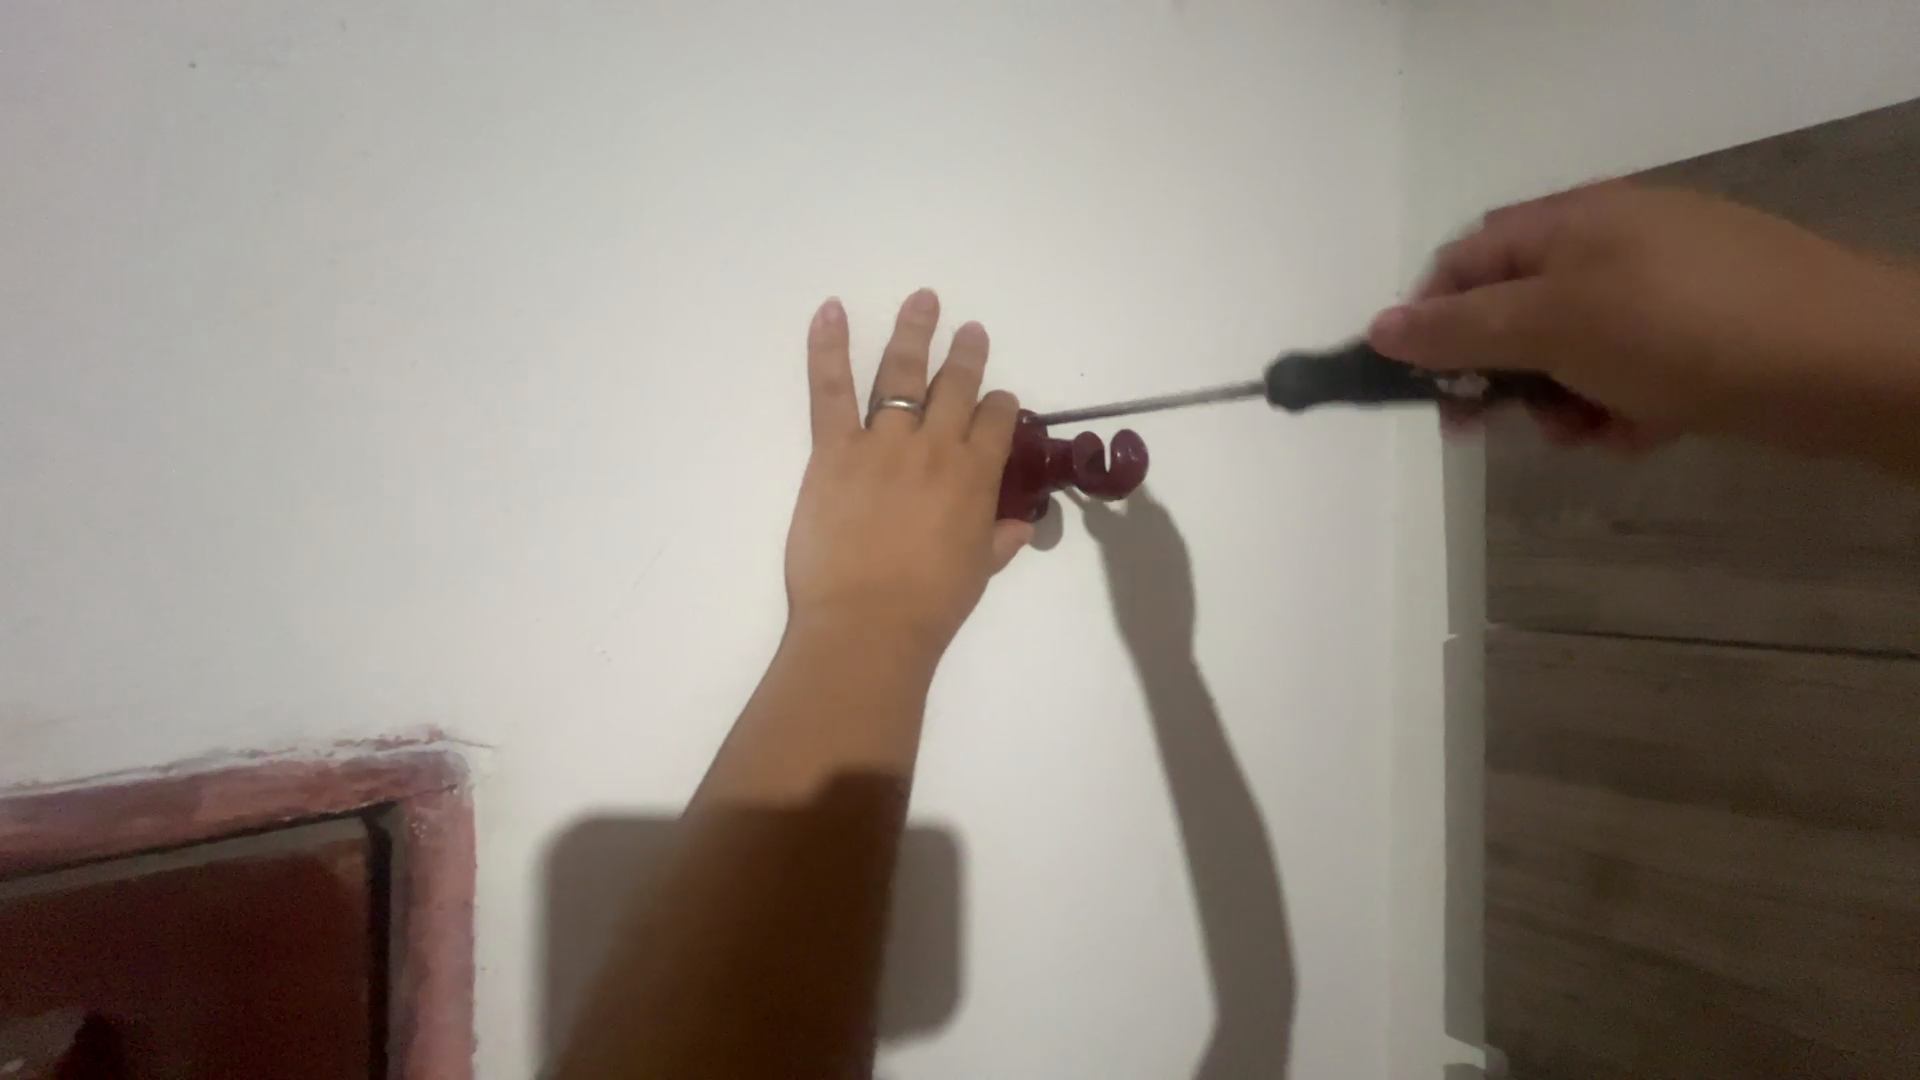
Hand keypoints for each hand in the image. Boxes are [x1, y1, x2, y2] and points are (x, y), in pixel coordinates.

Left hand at [784, 289, 1032, 661]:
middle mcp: (937, 447)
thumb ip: (1001, 541)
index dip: (1001, 405)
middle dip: (968, 355)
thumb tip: (1023, 527)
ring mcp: (884, 442)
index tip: (999, 400)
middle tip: (972, 331)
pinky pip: (832, 389)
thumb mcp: (978, 572)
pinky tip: (830, 310)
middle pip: (957, 386)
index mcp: (976, 476)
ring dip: (916, 332)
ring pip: (903, 373)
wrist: (869, 623)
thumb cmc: (930, 606)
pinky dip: (829, 347)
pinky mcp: (835, 450)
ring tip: (924, 300)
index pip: (998, 421)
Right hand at [1369, 184, 1919, 468]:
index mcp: (1568, 224)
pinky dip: (1608, 405)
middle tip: (1481, 425)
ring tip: (1582, 430)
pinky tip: (1633, 427)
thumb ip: (1455, 330)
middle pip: (1505, 314)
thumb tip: (1375, 330)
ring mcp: (1653, 287)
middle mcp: (1605, 245)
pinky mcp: (1690, 330)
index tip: (1421, 382)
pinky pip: (1613, 368)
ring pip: (1557, 352)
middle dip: (1492, 375)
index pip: (1458, 265)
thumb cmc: (1680, 331)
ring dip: (1551, 401)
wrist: (1852, 368)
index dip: (1427, 322)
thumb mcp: (1549, 327)